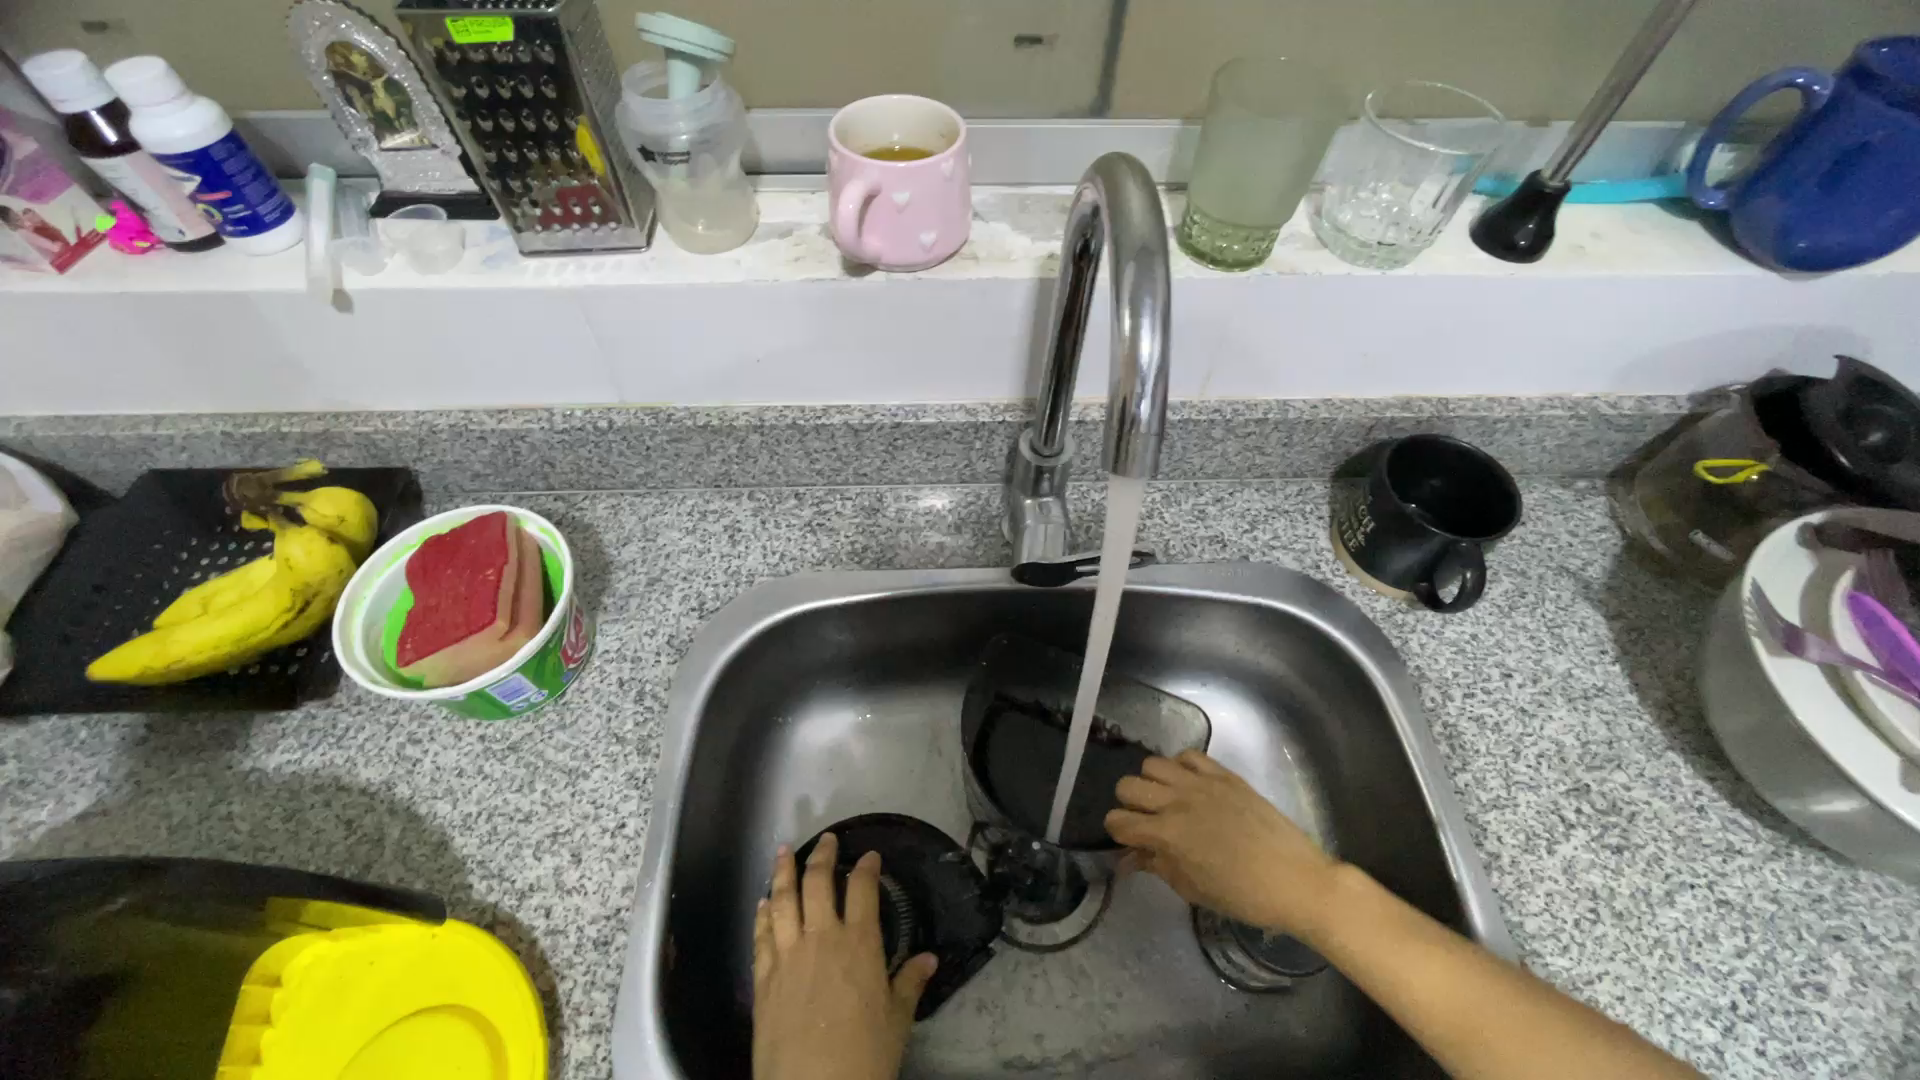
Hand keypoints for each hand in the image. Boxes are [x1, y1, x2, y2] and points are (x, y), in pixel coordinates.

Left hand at [752, 833, 938, 1079]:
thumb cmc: (864, 1056)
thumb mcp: (897, 1020)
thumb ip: (910, 983)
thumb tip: (929, 958)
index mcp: (859, 943)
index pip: (863, 889)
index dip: (866, 867)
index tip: (869, 855)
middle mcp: (821, 938)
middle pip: (817, 883)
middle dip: (822, 855)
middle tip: (826, 839)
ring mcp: (788, 956)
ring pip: (782, 900)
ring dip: (783, 871)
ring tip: (783, 850)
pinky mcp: (763, 978)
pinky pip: (761, 935)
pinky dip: (762, 913)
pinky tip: (763, 901)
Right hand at [1105, 750, 1341, 934]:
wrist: (1296, 881)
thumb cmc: (1243, 896)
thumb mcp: (1192, 889)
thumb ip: (1157, 867)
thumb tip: (1128, 859)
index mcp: (1168, 834)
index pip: (1118, 821)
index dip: (1117, 833)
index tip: (1129, 843)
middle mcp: (1178, 801)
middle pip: (1127, 785)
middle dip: (1128, 804)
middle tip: (1146, 822)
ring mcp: (1202, 783)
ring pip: (1153, 764)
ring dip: (1152, 783)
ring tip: (1167, 800)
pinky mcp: (1225, 775)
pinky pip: (1188, 755)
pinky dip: (1181, 767)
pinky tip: (1190, 786)